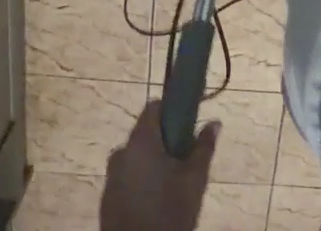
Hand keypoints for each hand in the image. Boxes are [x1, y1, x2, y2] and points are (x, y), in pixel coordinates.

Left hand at [101, 101, 219, 230]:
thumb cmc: (169, 212)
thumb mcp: (195, 179)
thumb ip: (204, 147)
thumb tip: (214, 122)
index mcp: (141, 143)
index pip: (153, 107)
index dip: (171, 109)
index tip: (187, 122)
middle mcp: (121, 154)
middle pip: (144, 134)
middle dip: (164, 140)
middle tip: (184, 157)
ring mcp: (111, 177)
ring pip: (135, 156)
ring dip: (152, 160)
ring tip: (172, 181)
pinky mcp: (107, 199)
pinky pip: (127, 176)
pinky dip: (140, 179)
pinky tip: (155, 197)